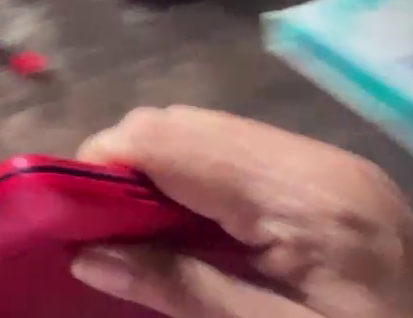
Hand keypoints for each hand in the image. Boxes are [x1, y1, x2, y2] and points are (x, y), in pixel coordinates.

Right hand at [71, 106, 412, 317]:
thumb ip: (181, 289)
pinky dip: (195, 169)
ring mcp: (329, 161)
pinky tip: (204, 219)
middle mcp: (313, 159)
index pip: (162, 140)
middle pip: (172, 122)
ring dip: (157, 165)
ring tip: (156, 226)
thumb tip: (83, 256)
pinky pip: (232, 144)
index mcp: (305, 199)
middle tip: (114, 228)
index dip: (101, 165)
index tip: (78, 217)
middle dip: (124, 164)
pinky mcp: (334, 173)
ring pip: (195, 125)